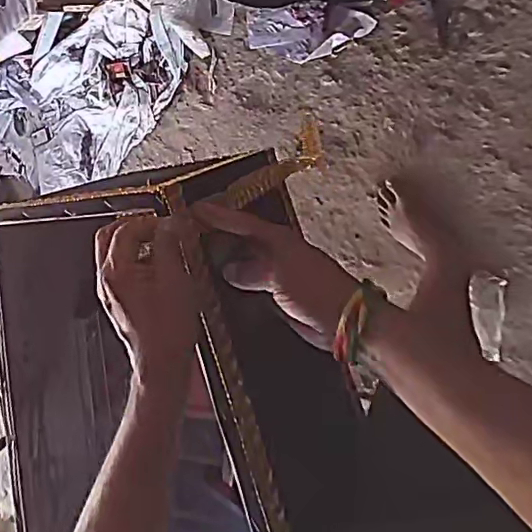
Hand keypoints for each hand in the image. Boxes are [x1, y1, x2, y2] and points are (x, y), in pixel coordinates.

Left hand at [95, 214, 200, 395]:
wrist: (161, 364)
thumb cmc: (167, 330)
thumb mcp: (175, 278)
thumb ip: (169, 245)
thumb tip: (169, 226)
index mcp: (116, 270)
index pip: (125, 229)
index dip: (149, 221)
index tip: (168, 224)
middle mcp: (106, 280)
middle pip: (108, 236)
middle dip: (132, 226)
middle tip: (156, 227)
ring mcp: (109, 292)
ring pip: (111, 253)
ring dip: (133, 243)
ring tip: (160, 246)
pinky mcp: (117, 302)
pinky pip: (119, 271)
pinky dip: (134, 260)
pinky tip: (157, 268)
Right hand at [191, 202, 359, 349]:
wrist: (345, 322)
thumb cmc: (318, 291)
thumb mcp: (280, 274)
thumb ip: (251, 269)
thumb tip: (229, 270)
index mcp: (277, 240)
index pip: (241, 222)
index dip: (217, 215)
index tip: (193, 209)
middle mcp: (274, 253)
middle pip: (238, 239)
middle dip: (214, 234)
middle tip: (187, 231)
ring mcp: (275, 274)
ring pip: (240, 262)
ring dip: (221, 260)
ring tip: (194, 257)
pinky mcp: (275, 295)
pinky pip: (246, 284)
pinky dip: (230, 283)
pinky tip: (215, 286)